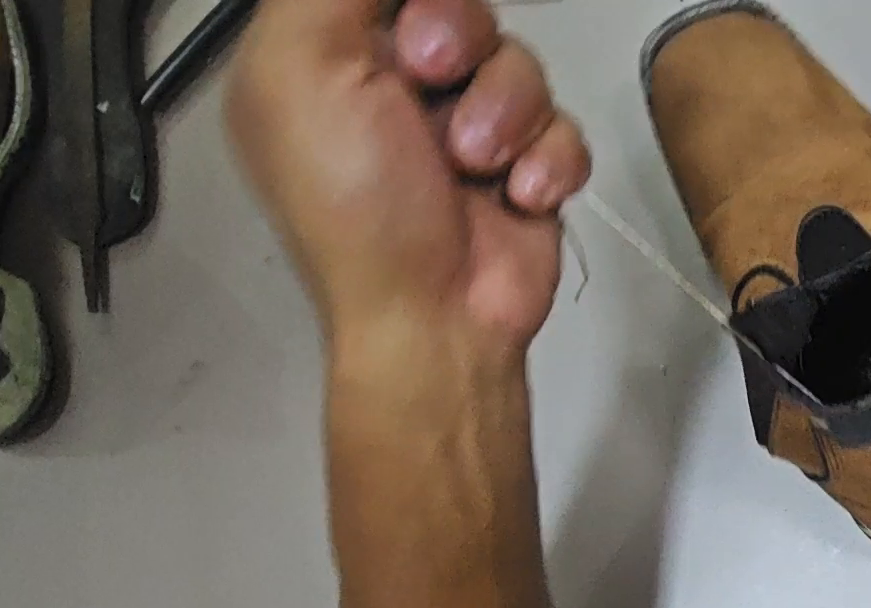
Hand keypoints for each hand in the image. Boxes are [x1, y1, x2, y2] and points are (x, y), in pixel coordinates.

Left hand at [228, 0, 591, 359]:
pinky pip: (567, 134)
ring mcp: (481, 131)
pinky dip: (550, 164)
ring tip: (481, 170)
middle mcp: (412, 83)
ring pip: (526, 71)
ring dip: (507, 117)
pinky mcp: (536, 173)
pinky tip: (523, 199)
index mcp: (340, 50)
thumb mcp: (303, 69)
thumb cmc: (357, 200)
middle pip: (471, 11)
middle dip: (465, 42)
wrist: (437, 314)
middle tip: (434, 84)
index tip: (408, 40)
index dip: (424, 0)